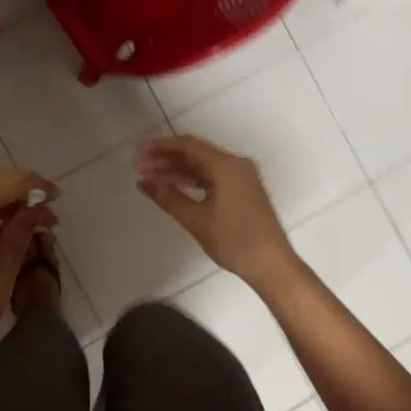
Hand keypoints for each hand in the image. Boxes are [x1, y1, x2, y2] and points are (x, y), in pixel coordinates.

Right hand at [135, 136, 297, 285]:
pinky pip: (212, 178)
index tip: (138, 155)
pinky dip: (192, 181)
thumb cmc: (234, 241)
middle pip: (195, 154)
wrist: (272, 264)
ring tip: (150, 178)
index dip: (161, 147)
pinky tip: (173, 187)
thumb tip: (142, 181)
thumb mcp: (196, 220)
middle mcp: (236, 165)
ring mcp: (241, 177)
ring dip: (177, 171)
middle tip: (139, 168)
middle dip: (166, 159)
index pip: (188, 145)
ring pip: (203, 166)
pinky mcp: (243, 190)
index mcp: (227, 166)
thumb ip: (168, 197)